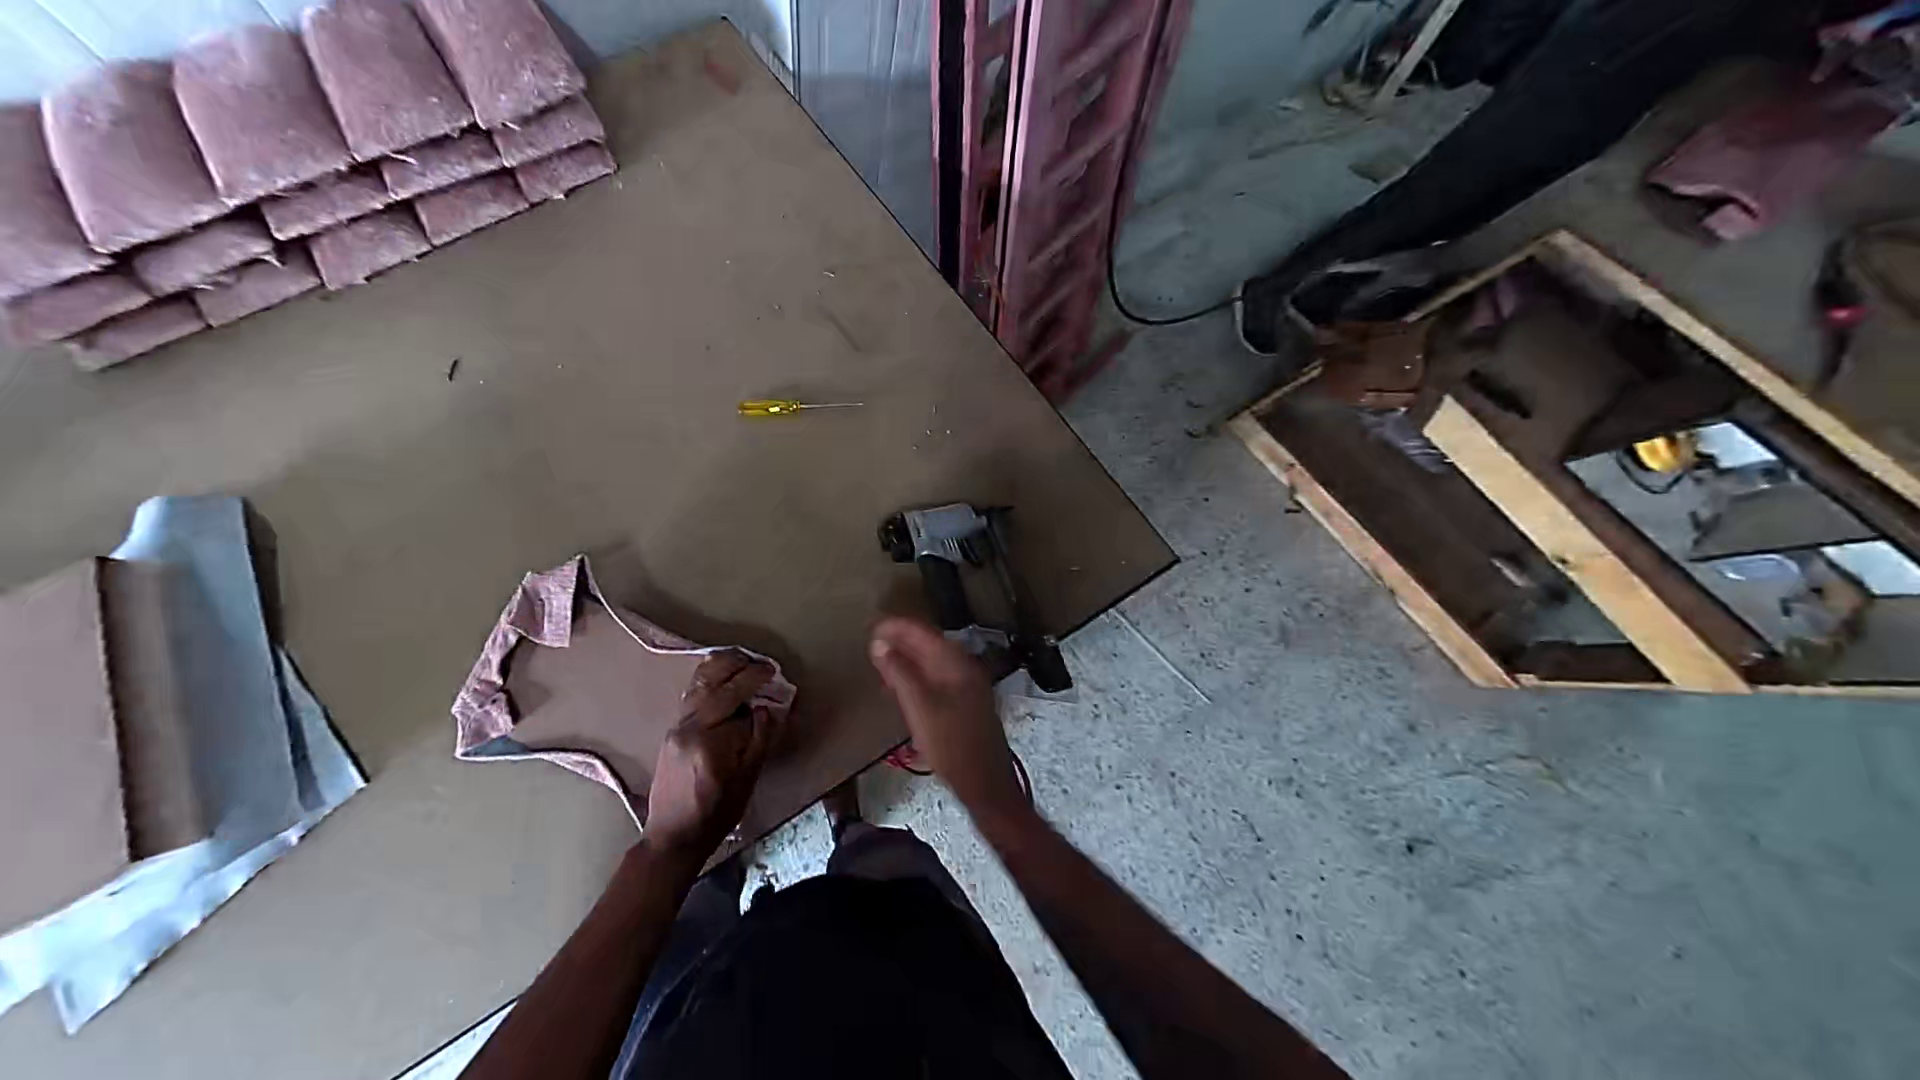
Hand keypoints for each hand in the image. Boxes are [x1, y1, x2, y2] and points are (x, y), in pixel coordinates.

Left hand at [645, 650, 777, 867]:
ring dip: (721, 667)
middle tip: (764, 664)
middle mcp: (689, 728)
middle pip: (716, 685)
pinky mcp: (672, 731)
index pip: (740, 705)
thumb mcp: (747, 780)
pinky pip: (691, 695)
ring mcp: (677, 727)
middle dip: (742, 669)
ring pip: (699, 685)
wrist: (673, 836)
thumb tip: (767, 708)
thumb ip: (760, 740)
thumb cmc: (715, 814)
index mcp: (710, 742)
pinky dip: (707, 679)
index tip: (776, 680)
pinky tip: (720, 674)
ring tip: (742, 658)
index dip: (760, 693)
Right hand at [869, 616, 1026, 820]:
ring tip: (882, 660)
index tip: (873, 626)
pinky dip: (917, 677)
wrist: (984, 784)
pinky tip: (902, 687)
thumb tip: (880, 644)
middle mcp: (965, 670)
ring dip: (908, 659)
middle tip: (874, 641)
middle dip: (901, 640)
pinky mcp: (965, 705)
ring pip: (933, 662)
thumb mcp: (919, 707)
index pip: (924, 632)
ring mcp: (968, 687)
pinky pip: (937, 679)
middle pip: (930, 644)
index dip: (897, 627)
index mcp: (957, 664)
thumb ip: (899, 673)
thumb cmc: (952, 746)